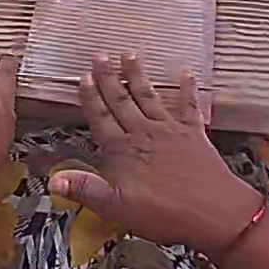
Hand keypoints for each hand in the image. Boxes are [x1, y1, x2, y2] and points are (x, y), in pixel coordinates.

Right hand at [51, 55, 262, 254]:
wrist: (214, 213)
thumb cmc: (165, 214)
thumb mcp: (118, 208)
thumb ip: (86, 190)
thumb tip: (54, 180)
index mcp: (123, 150)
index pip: (101, 118)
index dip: (90, 98)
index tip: (82, 77)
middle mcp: (144, 133)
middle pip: (121, 100)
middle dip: (108, 77)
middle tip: (100, 55)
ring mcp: (170, 130)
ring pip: (149, 97)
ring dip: (138, 75)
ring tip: (129, 54)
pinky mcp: (193, 134)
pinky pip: (189, 106)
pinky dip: (187, 89)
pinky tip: (186, 73)